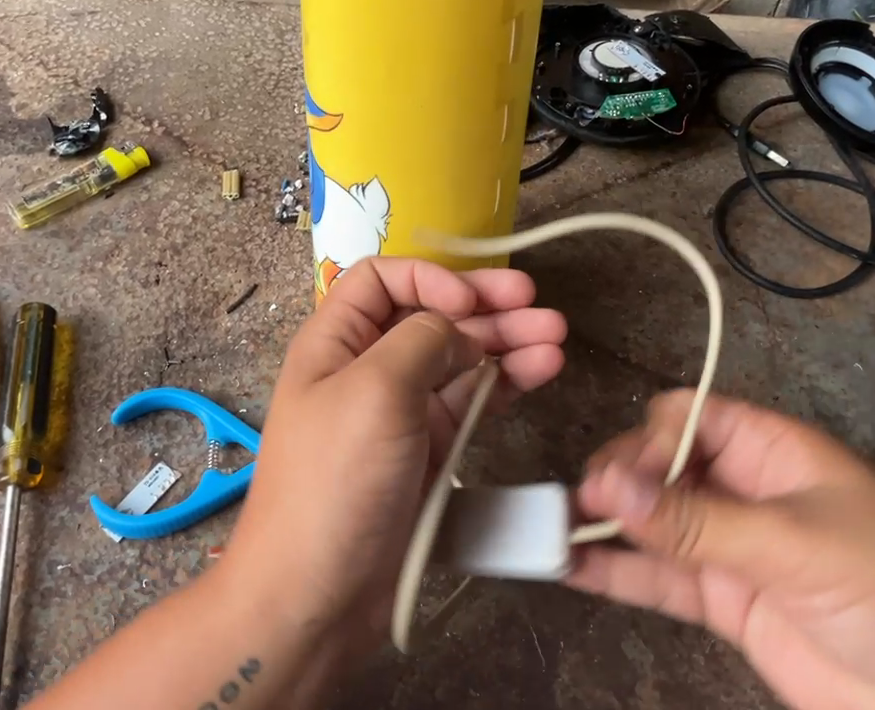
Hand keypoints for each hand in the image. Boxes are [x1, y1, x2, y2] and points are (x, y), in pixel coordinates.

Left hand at [222, 257, 565, 653]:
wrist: (318, 594)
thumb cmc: (336, 479)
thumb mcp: (374, 391)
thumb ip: (419, 340)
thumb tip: (455, 329)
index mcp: (335, 341)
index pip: (381, 279)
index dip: (428, 278)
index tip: (471, 303)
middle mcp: (367, 366)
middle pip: (430, 316)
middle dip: (484, 306)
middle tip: (538, 304)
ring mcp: (400, 409)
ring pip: (458, 358)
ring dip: (506, 343)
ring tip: (556, 336)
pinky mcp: (428, 449)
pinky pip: (469, 402)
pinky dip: (504, 385)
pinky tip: (540, 371)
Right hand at [568, 391, 874, 709]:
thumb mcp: (798, 545)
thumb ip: (696, 520)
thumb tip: (606, 483)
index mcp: (772, 449)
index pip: (688, 418)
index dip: (649, 439)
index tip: (622, 478)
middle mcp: (744, 489)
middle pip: (659, 465)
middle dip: (620, 478)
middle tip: (585, 505)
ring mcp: (731, 548)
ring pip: (651, 522)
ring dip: (602, 523)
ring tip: (548, 528)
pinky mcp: (726, 603)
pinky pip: (658, 577)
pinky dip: (614, 572)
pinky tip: (568, 566)